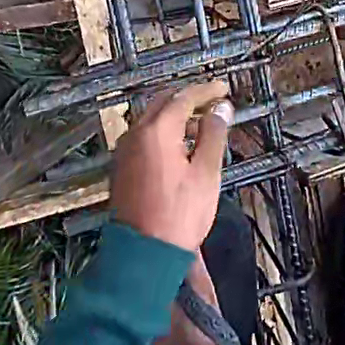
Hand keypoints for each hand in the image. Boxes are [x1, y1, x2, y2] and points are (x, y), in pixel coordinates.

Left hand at [110, 81, 233, 249]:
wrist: (144, 254)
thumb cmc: (178, 215)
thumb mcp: (205, 173)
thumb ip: (213, 135)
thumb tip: (220, 109)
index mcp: (156, 131)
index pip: (183, 98)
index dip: (205, 91)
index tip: (222, 89)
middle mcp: (135, 135)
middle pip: (163, 103)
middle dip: (188, 99)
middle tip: (212, 101)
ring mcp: (124, 151)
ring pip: (151, 120)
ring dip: (175, 116)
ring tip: (201, 125)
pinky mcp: (121, 167)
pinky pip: (143, 137)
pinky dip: (163, 132)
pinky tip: (179, 146)